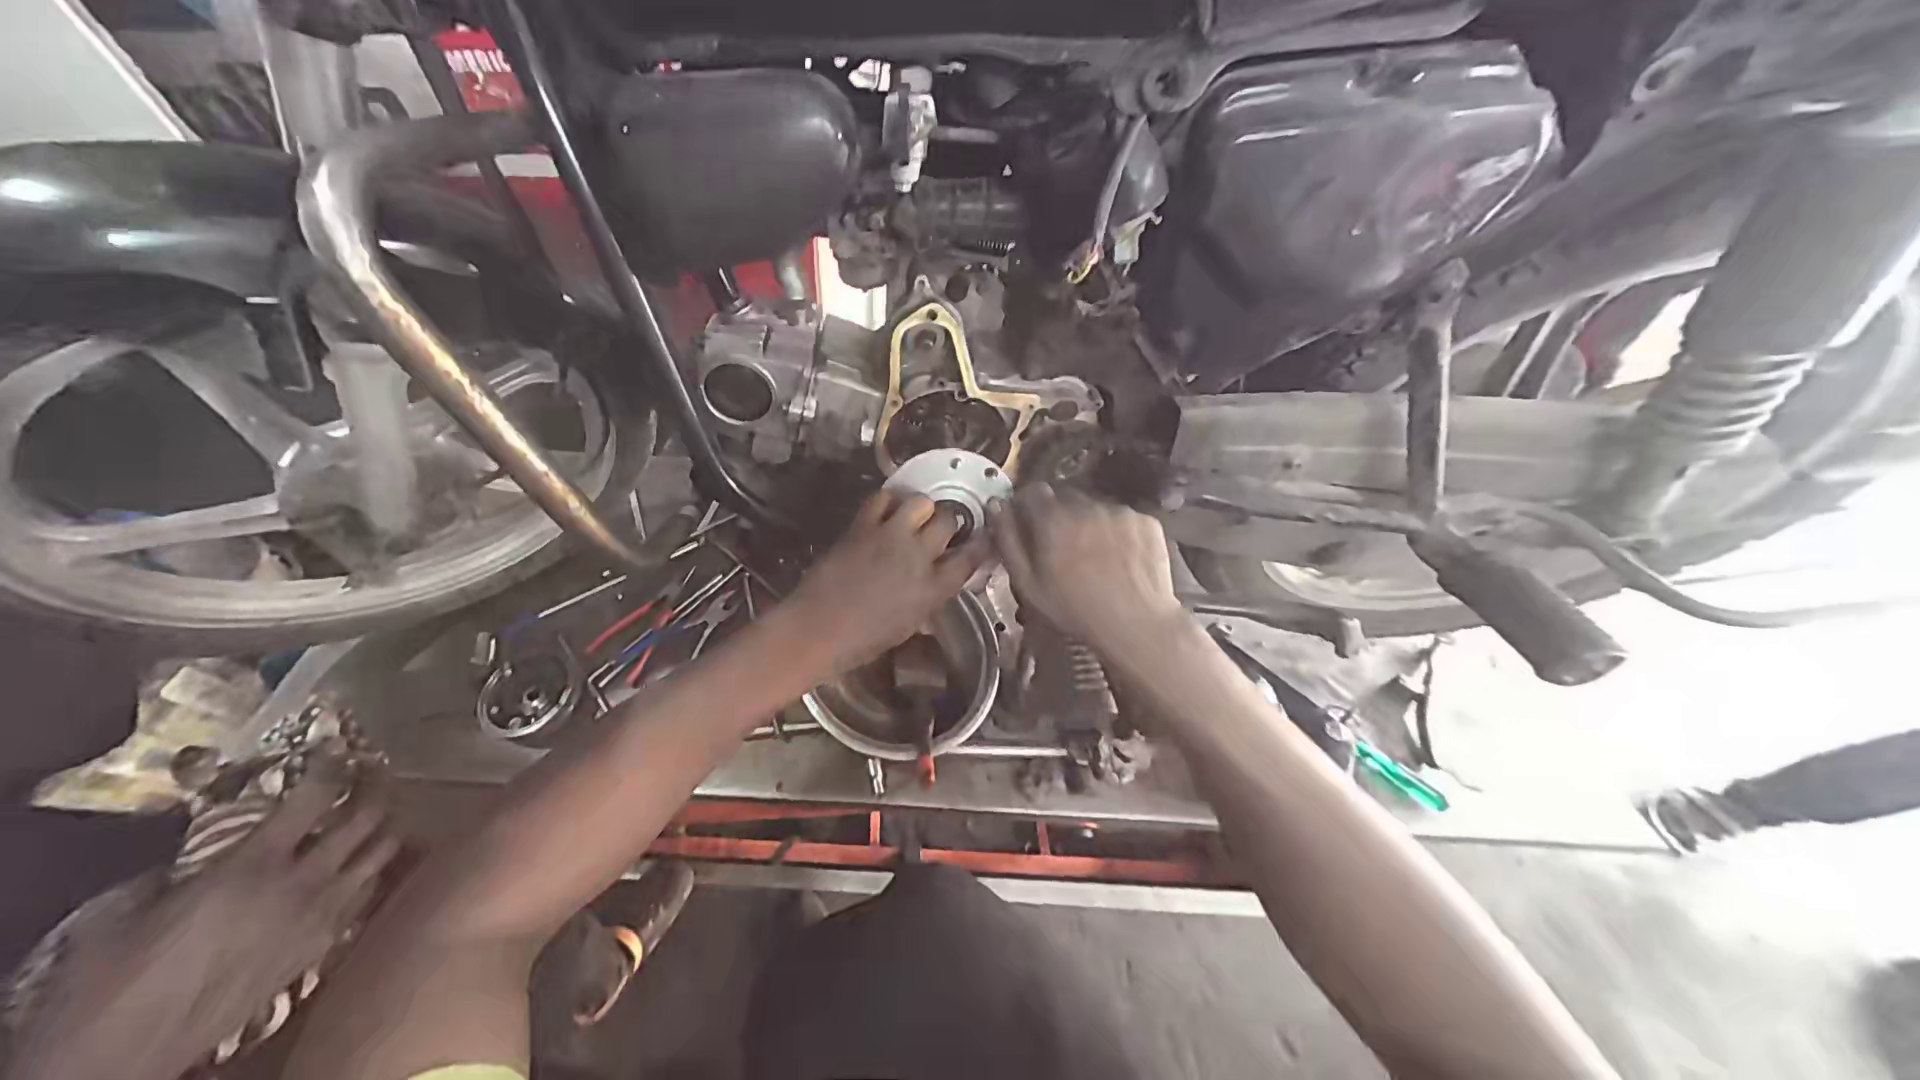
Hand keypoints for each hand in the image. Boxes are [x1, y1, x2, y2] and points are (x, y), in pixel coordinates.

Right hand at [11, 763, 402, 1079]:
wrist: (117, 1059)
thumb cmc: (108, 982)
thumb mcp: (132, 906)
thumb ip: (185, 865)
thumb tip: (211, 845)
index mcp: (253, 864)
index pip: (316, 796)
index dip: (334, 764)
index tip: (339, 746)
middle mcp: (304, 881)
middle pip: (370, 815)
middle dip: (377, 783)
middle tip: (372, 769)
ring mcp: (324, 913)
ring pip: (383, 850)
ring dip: (385, 824)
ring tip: (376, 810)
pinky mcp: (326, 945)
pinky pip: (368, 891)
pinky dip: (372, 869)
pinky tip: (360, 863)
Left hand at [776, 490, 992, 676]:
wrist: (819, 629)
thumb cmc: (864, 640)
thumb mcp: (910, 624)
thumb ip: (929, 596)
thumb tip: (935, 580)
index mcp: (935, 589)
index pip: (971, 557)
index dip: (979, 544)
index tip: (978, 538)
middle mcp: (920, 557)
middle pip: (949, 521)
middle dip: (948, 521)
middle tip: (938, 527)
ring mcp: (891, 537)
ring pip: (921, 502)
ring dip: (921, 507)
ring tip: (913, 516)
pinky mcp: (863, 526)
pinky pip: (884, 498)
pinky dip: (890, 500)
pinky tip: (888, 509)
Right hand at [991, 484, 1185, 653]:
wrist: (1137, 625)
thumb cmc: (1075, 611)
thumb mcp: (1028, 584)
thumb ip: (1008, 540)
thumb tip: (996, 505)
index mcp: (1053, 519)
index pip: (1033, 491)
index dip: (1028, 506)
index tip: (1030, 525)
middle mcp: (1086, 506)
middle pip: (1064, 496)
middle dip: (1058, 515)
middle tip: (1062, 547)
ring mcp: (1120, 511)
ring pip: (1095, 506)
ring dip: (1088, 522)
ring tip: (1094, 557)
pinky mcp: (1146, 520)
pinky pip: (1122, 518)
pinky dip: (1117, 531)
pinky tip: (1119, 558)